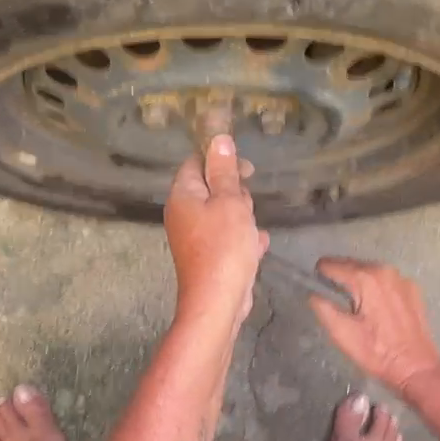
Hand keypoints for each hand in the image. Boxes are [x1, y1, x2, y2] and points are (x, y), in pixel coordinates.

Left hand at [163, 134, 267, 335]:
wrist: (217, 301)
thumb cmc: (223, 246)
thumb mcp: (229, 202)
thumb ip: (225, 171)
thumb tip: (218, 139)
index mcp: (182, 195)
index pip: (196, 162)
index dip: (222, 160)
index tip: (247, 170)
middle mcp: (182, 213)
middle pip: (211, 188)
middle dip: (236, 194)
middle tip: (246, 209)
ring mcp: (192, 236)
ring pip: (223, 213)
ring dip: (243, 218)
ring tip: (251, 232)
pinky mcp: (206, 256)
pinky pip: (227, 237)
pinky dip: (243, 240)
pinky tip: (257, 247)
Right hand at [309, 258, 439, 391]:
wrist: (416, 368)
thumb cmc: (376, 352)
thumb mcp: (341, 333)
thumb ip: (322, 307)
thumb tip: (314, 293)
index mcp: (365, 278)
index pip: (332, 264)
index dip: (320, 275)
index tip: (317, 288)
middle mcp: (385, 271)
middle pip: (352, 264)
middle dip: (340, 277)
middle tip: (335, 300)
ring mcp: (402, 279)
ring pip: (369, 271)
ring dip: (358, 282)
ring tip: (355, 305)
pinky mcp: (413, 290)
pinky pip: (386, 281)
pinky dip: (376, 288)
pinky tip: (377, 309)